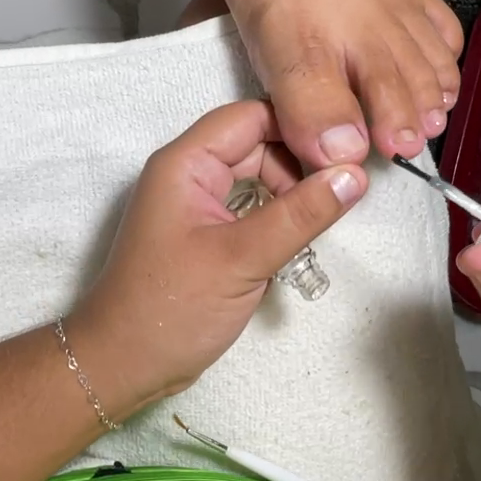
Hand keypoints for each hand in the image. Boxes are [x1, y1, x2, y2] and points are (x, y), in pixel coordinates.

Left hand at [69, 101, 364, 416]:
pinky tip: (299, 239)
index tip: (347, 155)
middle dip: (300, 165)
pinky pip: (249, 204)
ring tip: (321, 222)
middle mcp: (189, 172)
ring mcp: (196, 202)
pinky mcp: (205, 231)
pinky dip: (276, 216)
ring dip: (291, 193)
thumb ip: (301, 214)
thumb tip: (356, 175)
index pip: (252, 116)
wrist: (124, 365)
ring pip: (257, 175)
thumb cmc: (174, 307)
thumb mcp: (243, 257)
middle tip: (343, 195)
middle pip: (258, 143)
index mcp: (186, 162)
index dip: (301, 127)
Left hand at [170, 0, 464, 169]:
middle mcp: (385, 23)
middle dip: (410, 116)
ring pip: (415, 48)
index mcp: (373, 47)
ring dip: (419, 82)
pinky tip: (420, 50)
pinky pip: (412, 13)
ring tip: (418, 112)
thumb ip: (315, 106)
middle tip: (400, 145)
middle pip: (415, 81)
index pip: (401, 108)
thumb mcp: (286, 47)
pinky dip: (424, 37)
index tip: (385, 158)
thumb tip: (346, 158)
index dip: (394, 137)